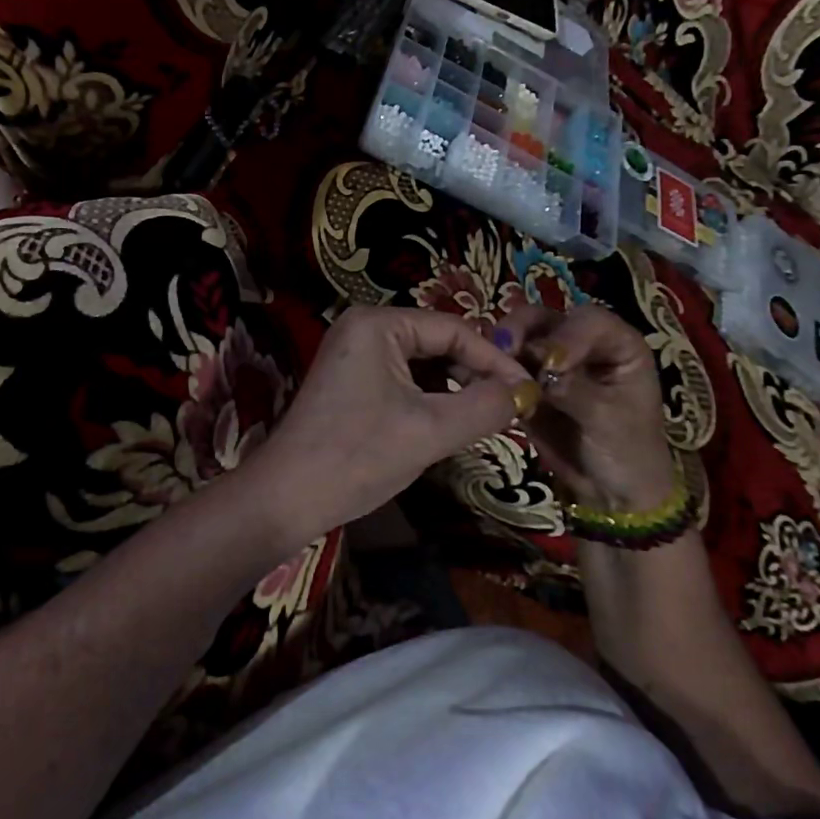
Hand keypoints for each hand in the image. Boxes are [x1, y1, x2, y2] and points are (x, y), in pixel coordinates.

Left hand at [232, 306, 529, 545]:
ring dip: (454, 389)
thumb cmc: (359, 455)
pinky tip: (449, 423)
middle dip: (474, 375)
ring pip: (421, 364)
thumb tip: (526, 391)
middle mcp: (361, 328)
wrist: (288, 495)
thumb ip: (486, 406)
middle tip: (511, 407)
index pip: (453, 329)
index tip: (531, 391)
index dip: (495, 360)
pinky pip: (401, 380)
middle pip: (436, 343)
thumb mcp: (432, 430)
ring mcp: (351, 355)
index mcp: (377, 323)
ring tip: (486, 418)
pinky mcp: (348, 382)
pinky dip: (428, 399)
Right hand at [496, 304, 676, 510]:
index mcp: (617, 345)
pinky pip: (503, 366)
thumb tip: (543, 373)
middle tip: (504, 349)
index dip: (567, 335)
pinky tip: (477, 378)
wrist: (612, 492)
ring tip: (485, 365)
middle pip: (544, 319)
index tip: (549, 363)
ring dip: (500, 347)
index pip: (589, 321)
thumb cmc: (630, 453)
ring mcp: (549, 363)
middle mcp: (581, 345)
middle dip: (521, 329)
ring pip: (518, 337)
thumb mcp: (611, 422)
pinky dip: (489, 368)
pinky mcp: (525, 383)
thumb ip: (576, 392)